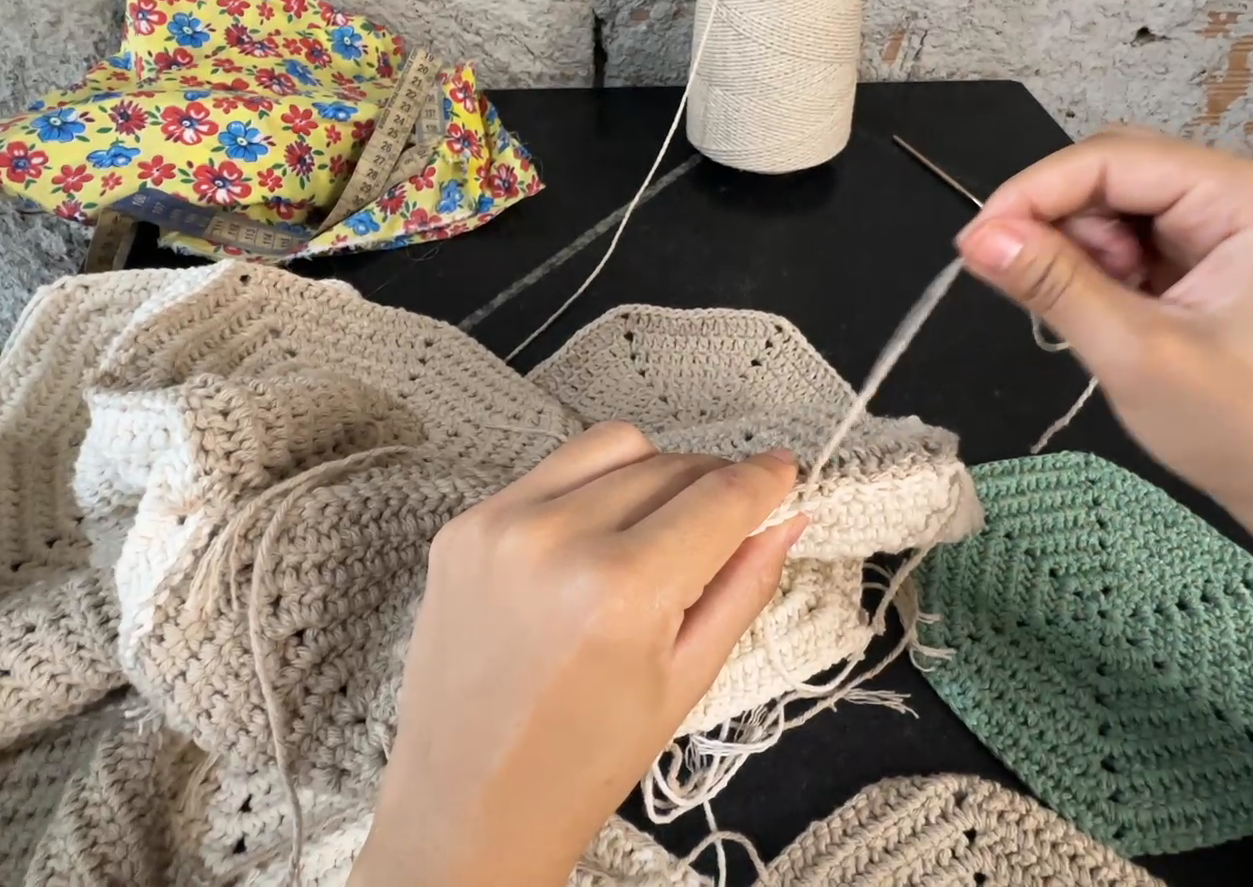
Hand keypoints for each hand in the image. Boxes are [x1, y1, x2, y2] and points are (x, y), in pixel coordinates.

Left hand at [351, 423, 806, 886]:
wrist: (464, 806)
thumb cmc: (585, 760)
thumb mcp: (687, 679)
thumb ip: (746, 584)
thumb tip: (789, 517)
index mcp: (621, 592)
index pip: (718, 498)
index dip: (764, 477)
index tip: (784, 469)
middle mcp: (556, 538)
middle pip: (671, 464)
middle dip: (714, 483)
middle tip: (724, 521)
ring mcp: (499, 523)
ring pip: (614, 445)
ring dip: (655, 470)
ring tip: (656, 526)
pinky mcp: (463, 522)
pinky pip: (555, 469)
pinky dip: (594, 486)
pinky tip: (594, 537)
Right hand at [956, 129, 1252, 526]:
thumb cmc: (1242, 428)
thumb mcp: (1133, 352)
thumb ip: (1053, 283)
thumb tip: (975, 238)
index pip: (1115, 159)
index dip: (1033, 192)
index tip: (972, 244)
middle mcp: (1251, 193)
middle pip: (1117, 173)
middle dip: (1058, 223)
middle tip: (1022, 283)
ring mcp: (1237, 225)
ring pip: (1119, 207)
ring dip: (1079, 251)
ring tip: (1087, 313)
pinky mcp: (1219, 257)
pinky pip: (1135, 239)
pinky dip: (1099, 270)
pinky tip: (1104, 311)